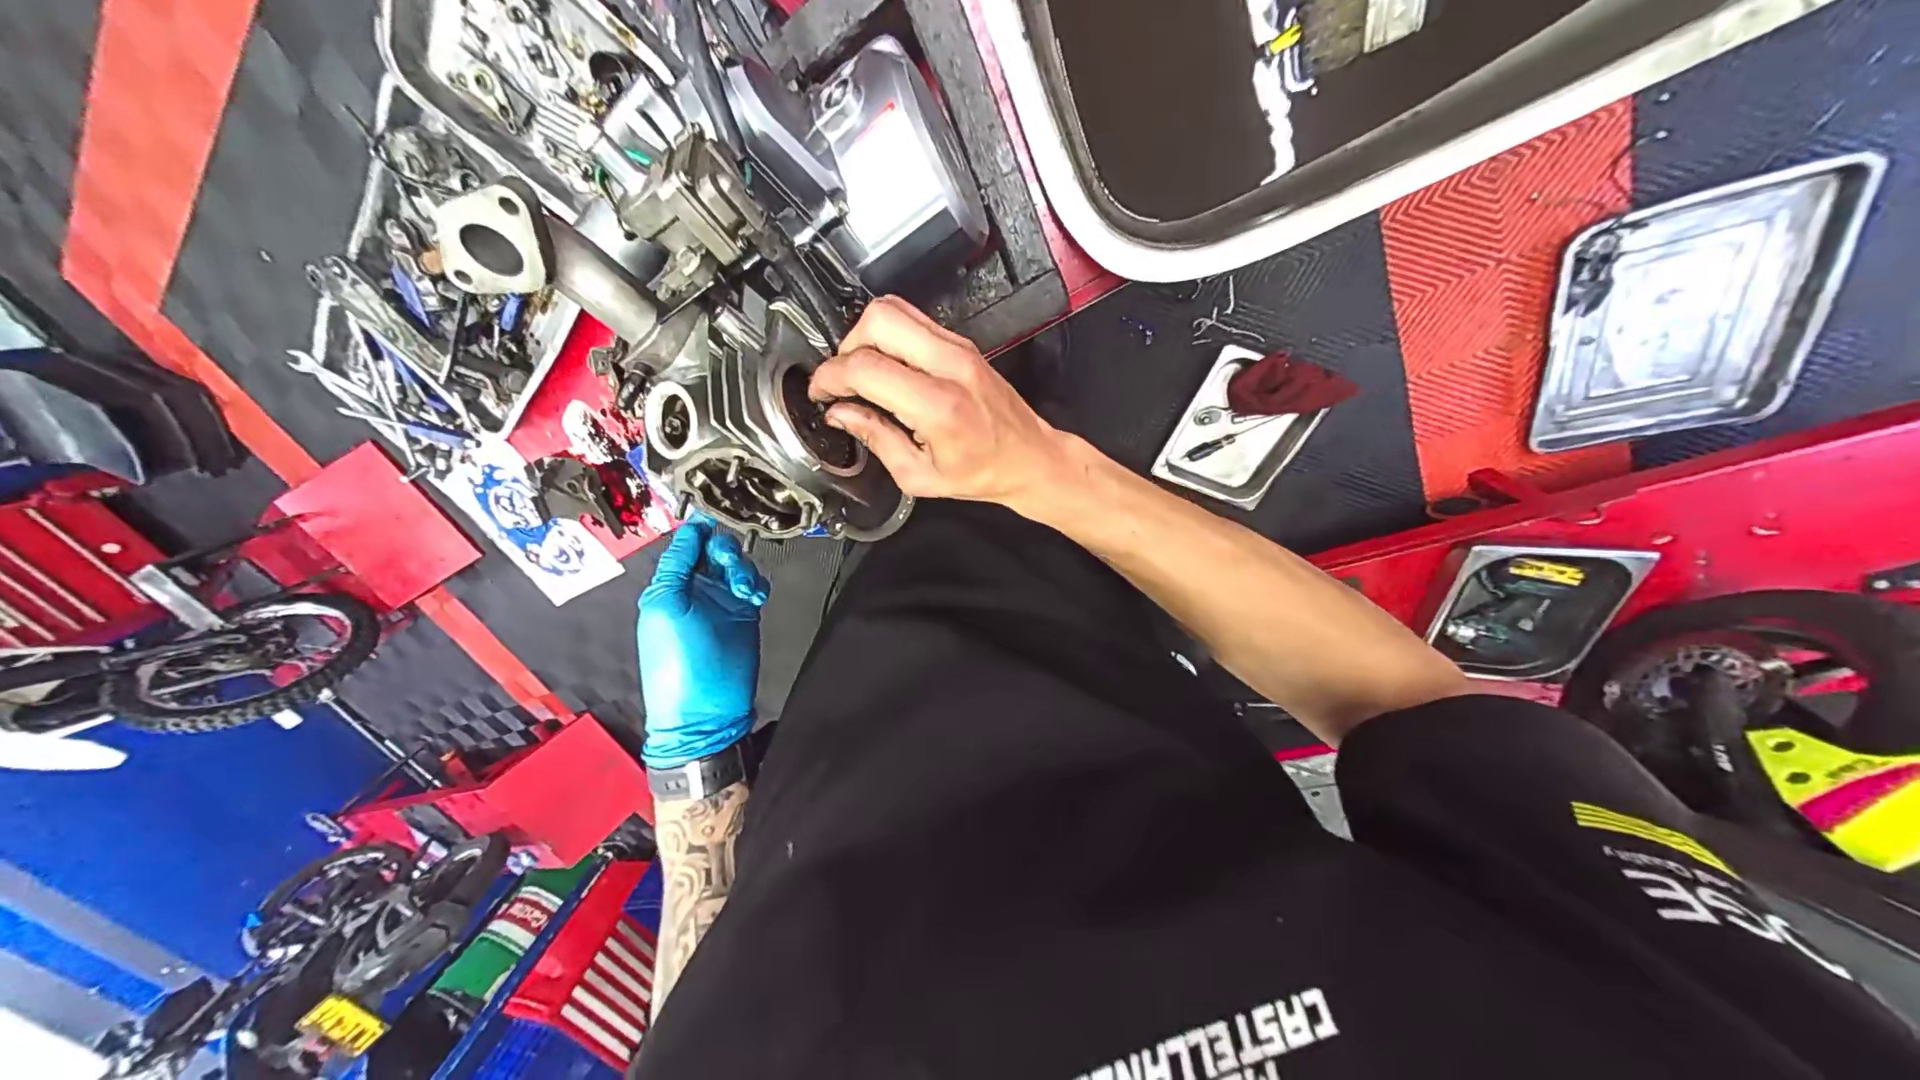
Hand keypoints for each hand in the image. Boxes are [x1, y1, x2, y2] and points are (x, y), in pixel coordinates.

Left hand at [636, 517, 769, 768]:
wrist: (707, 709)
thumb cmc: (678, 664)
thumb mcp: (666, 606)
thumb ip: (677, 565)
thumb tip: (689, 531)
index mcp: (670, 585)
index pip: (687, 544)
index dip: (700, 528)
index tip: (717, 514)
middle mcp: (696, 589)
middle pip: (716, 550)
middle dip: (726, 550)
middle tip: (730, 566)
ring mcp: (723, 601)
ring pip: (739, 564)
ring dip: (743, 569)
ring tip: (744, 590)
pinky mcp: (745, 614)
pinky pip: (755, 584)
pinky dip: (758, 582)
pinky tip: (755, 595)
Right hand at [808, 296, 1082, 515]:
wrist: (1029, 457)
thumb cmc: (983, 472)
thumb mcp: (919, 475)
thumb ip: (876, 439)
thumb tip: (841, 414)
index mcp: (939, 406)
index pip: (867, 367)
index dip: (831, 376)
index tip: (822, 391)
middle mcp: (951, 366)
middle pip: (878, 320)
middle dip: (846, 347)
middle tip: (843, 379)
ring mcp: (959, 349)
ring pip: (894, 309)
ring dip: (865, 336)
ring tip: (862, 372)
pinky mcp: (962, 343)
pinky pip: (913, 318)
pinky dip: (887, 335)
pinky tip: (886, 365)